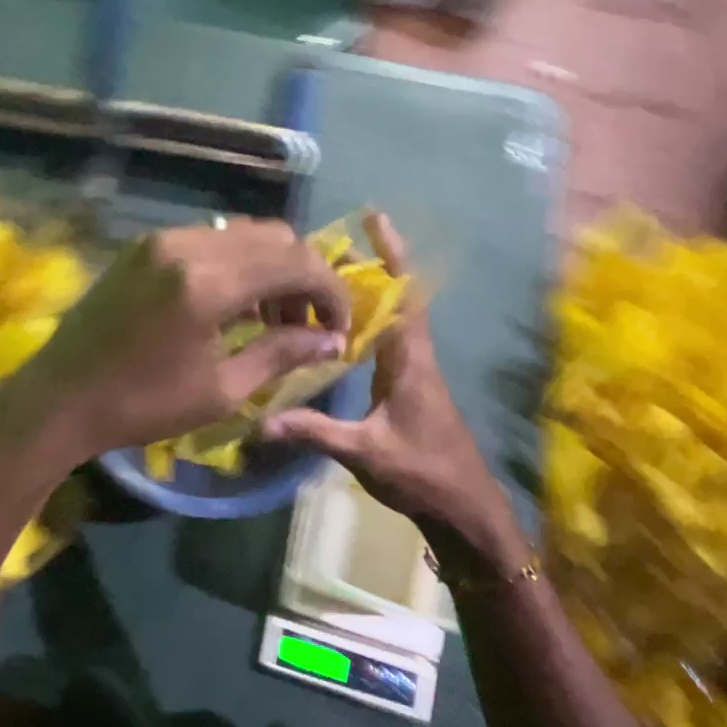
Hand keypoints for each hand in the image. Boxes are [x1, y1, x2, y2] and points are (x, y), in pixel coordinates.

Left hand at [12, 218, 351, 463]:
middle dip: (304, 276)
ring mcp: (160, 240)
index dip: (331, 292)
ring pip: (242, 233)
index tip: (338, 328)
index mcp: (208, 283)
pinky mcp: (142, 246)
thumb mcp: (221, 390)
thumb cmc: (141, 405)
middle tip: (306, 324)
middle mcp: (187, 245)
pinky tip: (231, 305)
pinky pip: (207, 240)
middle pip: (274, 237)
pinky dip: (234, 263)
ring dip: (270, 267)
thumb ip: (281, 354)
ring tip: (271, 319)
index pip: (296, 261)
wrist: (60, 398)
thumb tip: (330, 340)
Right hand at [261, 213, 528, 571]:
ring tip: (318, 277)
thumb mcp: (366, 452)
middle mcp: (414, 356)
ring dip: (361, 294)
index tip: (374, 217)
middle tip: (322, 246)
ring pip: (386, 319)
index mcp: (411, 360)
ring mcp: (412, 372)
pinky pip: (380, 342)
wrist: (466, 510)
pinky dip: (359, 324)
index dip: (391, 254)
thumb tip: (261, 420)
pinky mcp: (405, 387)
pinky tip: (330, 329)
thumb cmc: (425, 474)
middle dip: (365, 265)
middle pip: (393, 297)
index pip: (403, 294)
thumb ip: (316, 432)